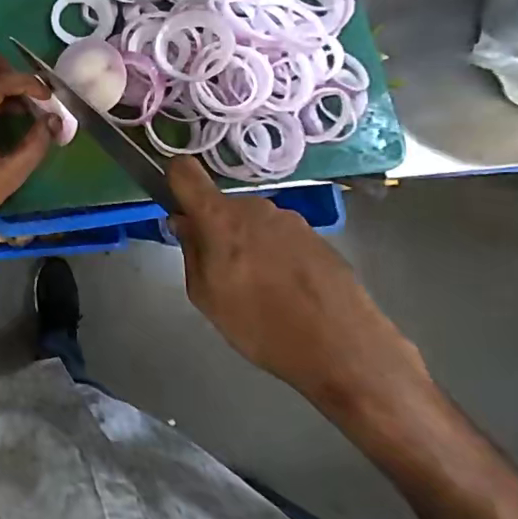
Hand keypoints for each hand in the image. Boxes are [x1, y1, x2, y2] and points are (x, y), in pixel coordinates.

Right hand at [167, 158, 428, 411]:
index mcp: (220, 218)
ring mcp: (290, 219)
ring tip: (260, 290)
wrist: (343, 347)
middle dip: (215, 230)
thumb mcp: (206, 297)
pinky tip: (287, 293)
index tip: (176, 207)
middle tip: (222, 273)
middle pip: (221, 206)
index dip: (174, 181)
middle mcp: (255, 207)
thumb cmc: (261, 326)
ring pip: (252, 223)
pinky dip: (275, 256)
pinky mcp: (316, 236)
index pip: (185, 172)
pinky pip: (280, 238)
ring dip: (247, 245)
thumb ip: (190, 253)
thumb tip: (185, 224)